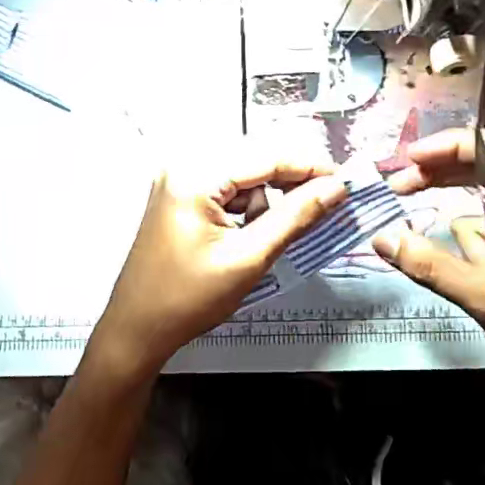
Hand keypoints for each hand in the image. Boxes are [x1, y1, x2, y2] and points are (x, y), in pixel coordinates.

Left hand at [94, 149, 347, 368]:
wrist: (138, 329)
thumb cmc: (188, 299)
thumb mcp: (250, 258)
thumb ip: (296, 217)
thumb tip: (336, 188)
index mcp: (195, 175)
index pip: (267, 155)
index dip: (311, 167)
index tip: (346, 184)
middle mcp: (184, 164)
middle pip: (257, 158)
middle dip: (291, 182)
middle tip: (324, 207)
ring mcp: (180, 178)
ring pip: (247, 172)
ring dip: (269, 198)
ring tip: (269, 237)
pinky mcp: (182, 194)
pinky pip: (230, 186)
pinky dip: (250, 205)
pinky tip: (252, 234)